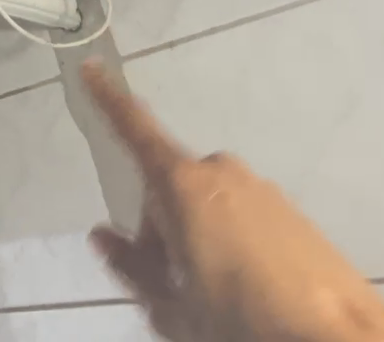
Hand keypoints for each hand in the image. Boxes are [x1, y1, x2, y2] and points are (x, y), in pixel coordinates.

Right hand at [82, 60, 383, 341]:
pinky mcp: (294, 216)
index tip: (89, 67)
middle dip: (160, 226)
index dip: (108, 98)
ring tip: (214, 298)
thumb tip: (102, 237)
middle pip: (168, 186)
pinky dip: (233, 245)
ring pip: (207, 204)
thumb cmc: (244, 323)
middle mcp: (219, 173)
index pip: (134, 129)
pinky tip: (251, 296)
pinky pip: (242, 217)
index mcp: (181, 185)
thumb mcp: (173, 310)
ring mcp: (261, 192)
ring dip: (197, 237)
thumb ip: (132, 268)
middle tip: (170, 282)